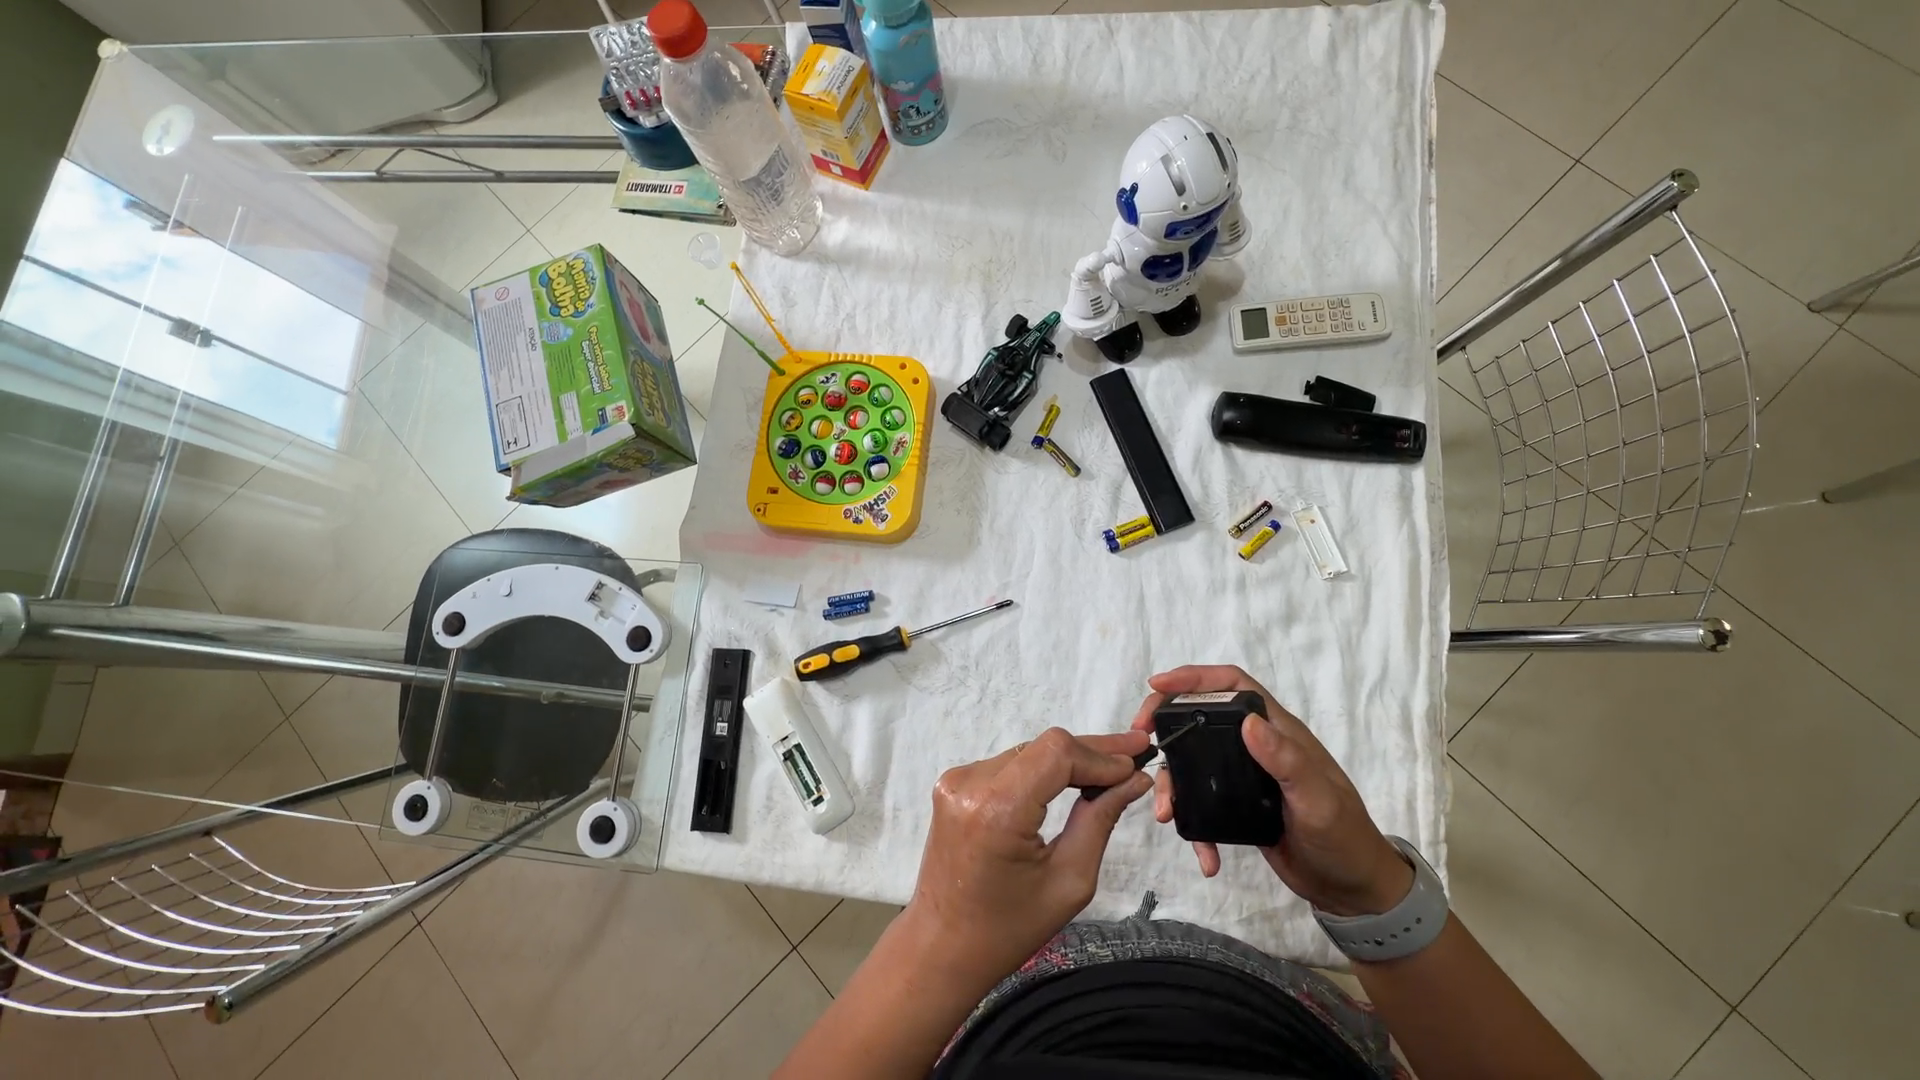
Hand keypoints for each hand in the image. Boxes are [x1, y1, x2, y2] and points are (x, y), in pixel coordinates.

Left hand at [905, 727, 1153, 982]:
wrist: (943, 945)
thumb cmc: (1009, 928)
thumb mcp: (1069, 881)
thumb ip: (1101, 820)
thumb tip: (1134, 779)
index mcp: (996, 809)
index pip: (1057, 753)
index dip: (1100, 755)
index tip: (1136, 764)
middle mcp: (970, 782)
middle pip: (1043, 746)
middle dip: (1092, 752)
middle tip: (1137, 751)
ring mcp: (957, 780)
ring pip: (1028, 751)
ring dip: (1069, 760)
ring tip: (1111, 770)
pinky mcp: (954, 784)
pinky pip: (1010, 764)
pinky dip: (1042, 770)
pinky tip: (1071, 782)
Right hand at [1130, 665, 1412, 916]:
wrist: (1352, 889)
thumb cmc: (1343, 836)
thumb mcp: (1318, 799)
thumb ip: (1286, 760)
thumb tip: (1248, 722)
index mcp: (1278, 731)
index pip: (1232, 686)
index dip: (1194, 677)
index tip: (1156, 684)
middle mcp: (1256, 747)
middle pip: (1198, 718)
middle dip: (1164, 725)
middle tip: (1140, 740)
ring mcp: (1243, 777)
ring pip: (1191, 765)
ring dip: (1173, 787)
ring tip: (1165, 815)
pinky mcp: (1235, 807)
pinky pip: (1201, 806)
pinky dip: (1194, 828)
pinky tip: (1203, 855)